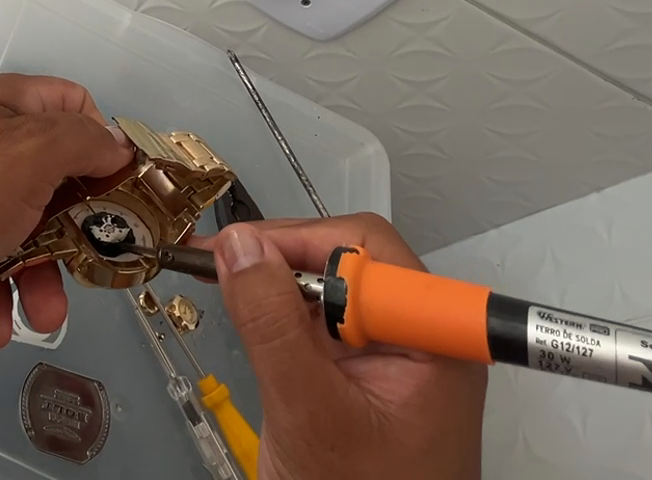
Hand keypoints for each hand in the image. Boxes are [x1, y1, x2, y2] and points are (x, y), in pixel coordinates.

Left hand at [0, 74, 129, 337]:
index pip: (77, 106)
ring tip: (41, 315)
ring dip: (40, 273)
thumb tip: (116, 144)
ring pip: (23, 226)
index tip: (125, 193)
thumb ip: (83, 143)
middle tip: (99, 266)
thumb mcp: (31, 153)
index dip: (106, 144)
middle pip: (56, 177)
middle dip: (80, 229)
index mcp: (12, 106)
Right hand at [214, 215, 484, 479]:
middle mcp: (415, 334)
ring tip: (221, 277)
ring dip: (272, 275)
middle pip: (346, 257)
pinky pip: (314, 314)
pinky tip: (244, 307)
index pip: (367, 248)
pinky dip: (274, 304)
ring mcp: (387, 351)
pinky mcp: (358, 367)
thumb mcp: (308, 412)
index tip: (238, 250)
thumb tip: (237, 243)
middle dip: (281, 253)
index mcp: (430, 339)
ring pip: (325, 281)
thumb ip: (273, 324)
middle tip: (221, 262)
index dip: (300, 240)